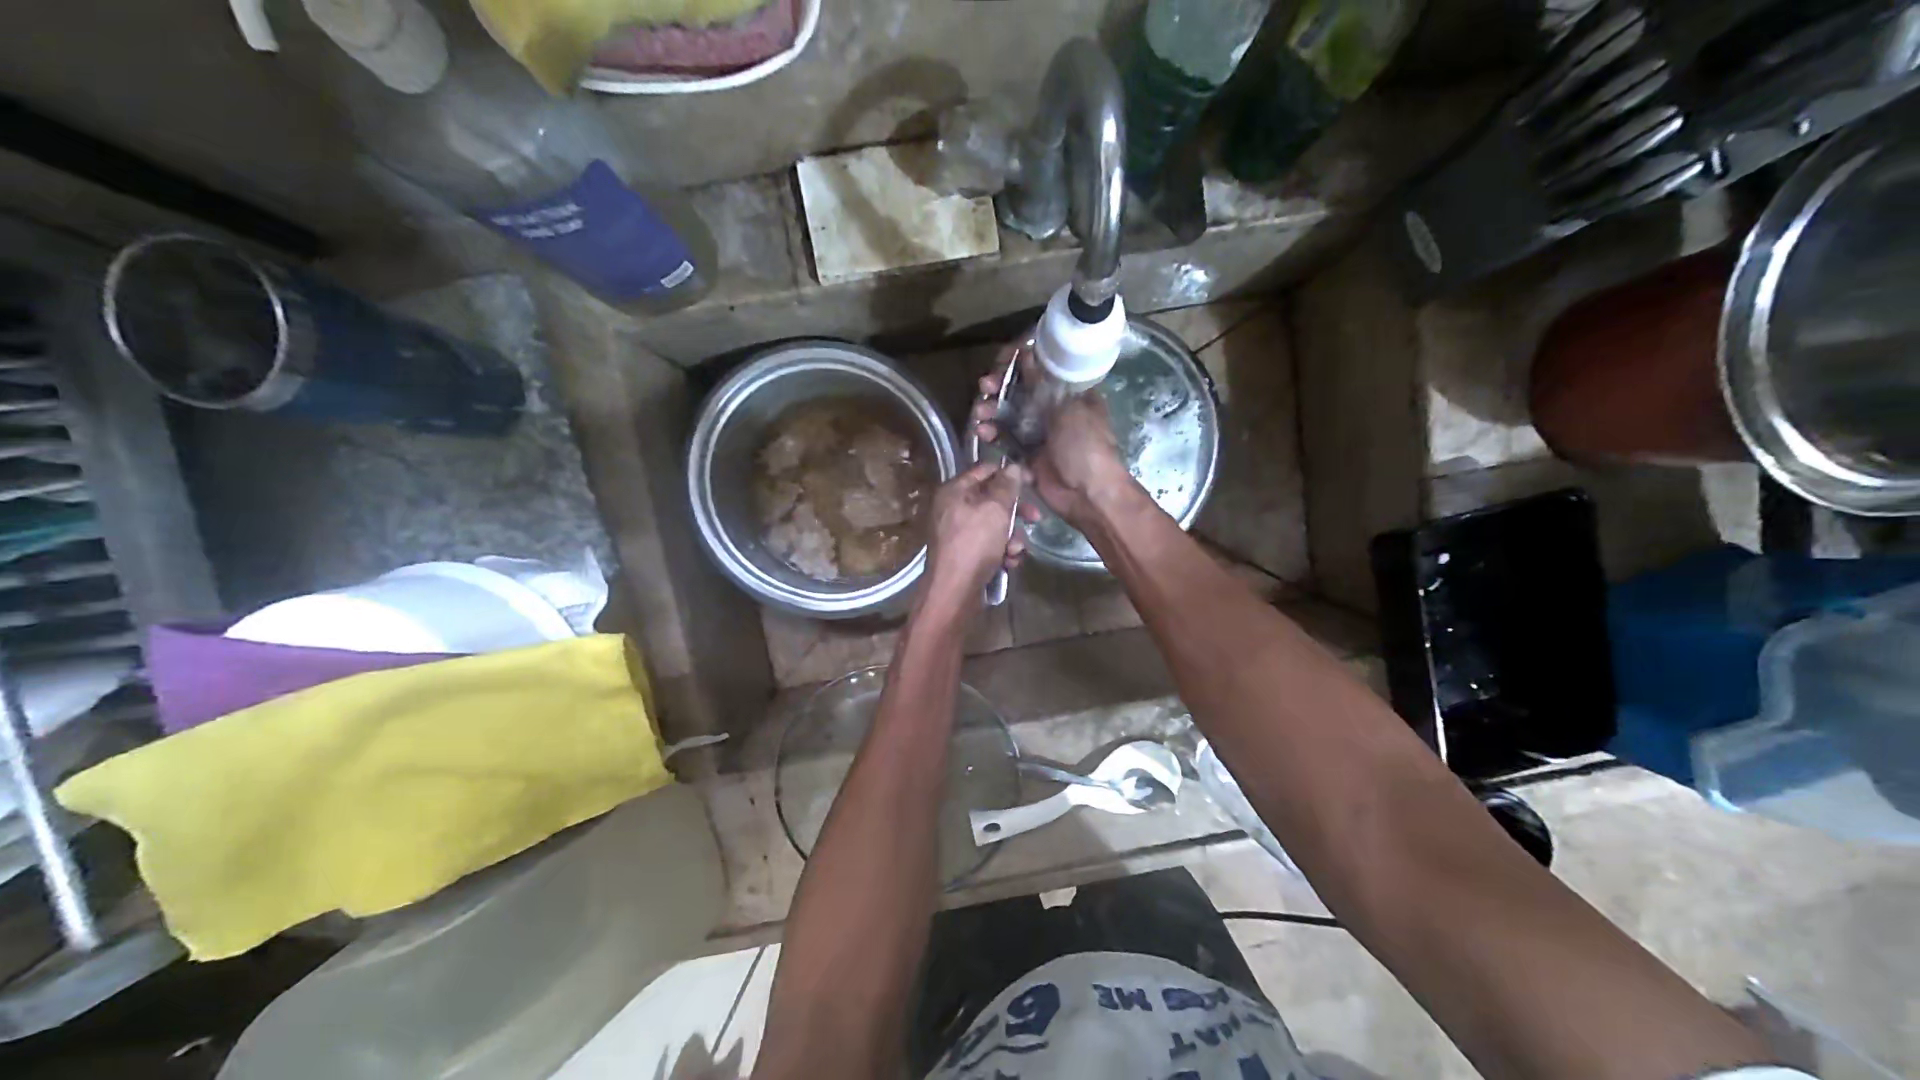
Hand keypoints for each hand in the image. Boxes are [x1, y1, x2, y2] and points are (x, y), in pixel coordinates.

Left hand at [922, 461, 1034, 607]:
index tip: (1033, 480)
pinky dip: (1001, 552)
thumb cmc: (974, 544)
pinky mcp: (964, 555)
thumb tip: (1014, 467)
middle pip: (992, 500)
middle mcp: (952, 509)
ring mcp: (957, 533)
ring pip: (994, 525)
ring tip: (1016, 550)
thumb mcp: (995, 510)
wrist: (954, 591)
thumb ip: (1007, 486)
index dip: (1010, 473)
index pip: (985, 470)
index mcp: (954, 491)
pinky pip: (988, 545)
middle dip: (1016, 511)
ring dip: (1011, 537)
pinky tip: (1009, 562)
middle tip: (1035, 518)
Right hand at [971, 348, 1135, 529]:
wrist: (1089, 494)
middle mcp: (1054, 410)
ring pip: (1009, 415)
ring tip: (981, 413)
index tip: (1002, 360)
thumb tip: (1026, 353)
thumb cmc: (1085, 445)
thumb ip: (1042, 383)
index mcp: (1071, 393)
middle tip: (986, 386)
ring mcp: (1040, 433)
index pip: (1041, 369)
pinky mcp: (1027, 455)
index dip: (1020, 363)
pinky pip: (1006, 440)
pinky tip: (982, 432)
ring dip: (993, 411)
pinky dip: (993, 435)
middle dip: (1001, 387)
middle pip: (1021, 391)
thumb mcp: (1066, 407)